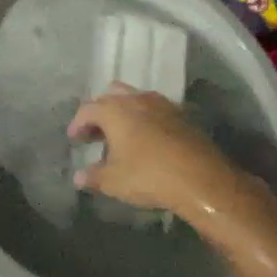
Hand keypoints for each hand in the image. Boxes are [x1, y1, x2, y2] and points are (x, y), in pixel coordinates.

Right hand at [67, 84, 239, 216]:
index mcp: (115, 110)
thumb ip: (93, 176)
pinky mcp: (182, 115)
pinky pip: (156, 109)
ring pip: (136, 98)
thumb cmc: (148, 175)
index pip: (88, 109)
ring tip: (122, 135)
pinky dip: (146, 119)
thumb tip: (78, 177)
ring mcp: (162, 104)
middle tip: (97, 132)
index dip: (78, 123)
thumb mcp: (114, 181)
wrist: (201, 178)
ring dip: (125, 112)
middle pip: (112, 94)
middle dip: (101, 110)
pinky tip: (147, 139)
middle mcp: (137, 99)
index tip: (75, 138)